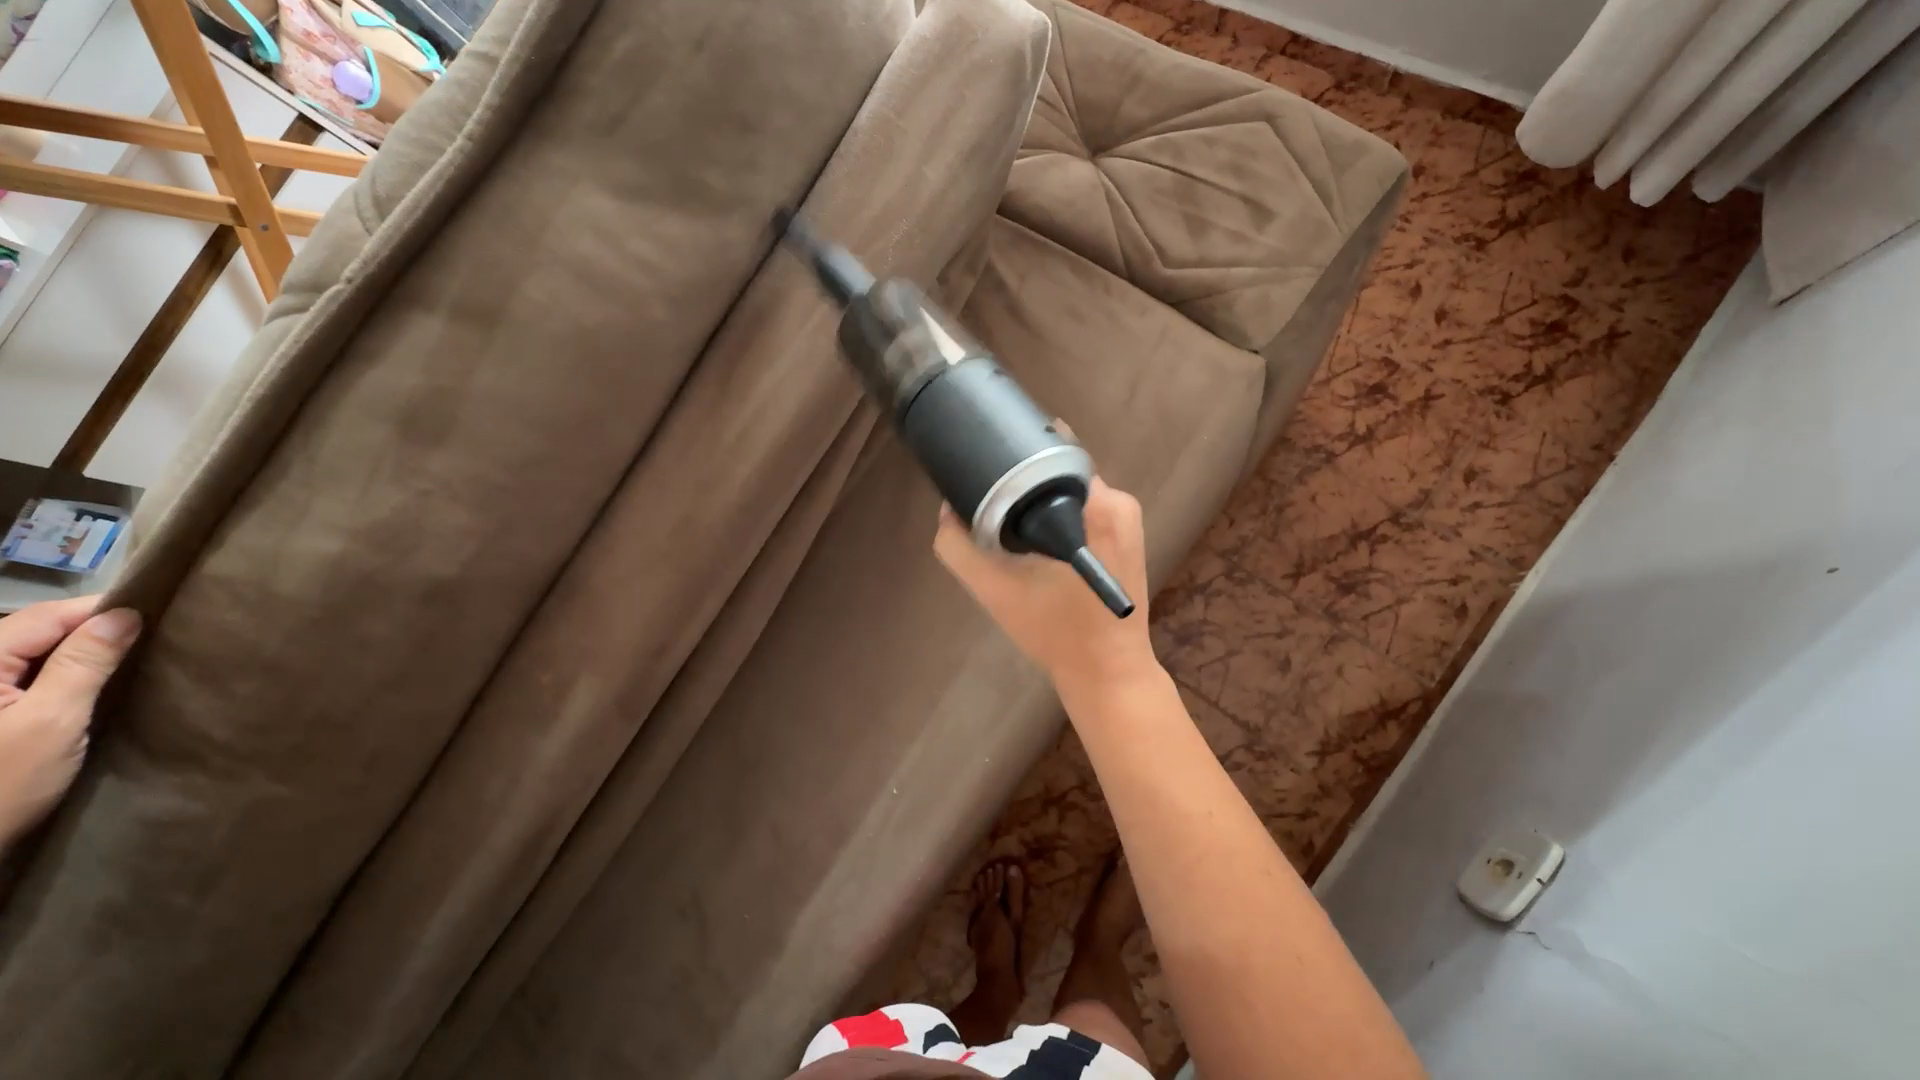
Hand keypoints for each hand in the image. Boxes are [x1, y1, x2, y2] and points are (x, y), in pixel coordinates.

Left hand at [0, 596, 141, 848]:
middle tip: (152, 637)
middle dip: (92, 629)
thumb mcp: (53, 721)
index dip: (99, 610)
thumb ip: (85, 663)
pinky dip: (62, 673)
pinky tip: (92, 682)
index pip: (45, 617)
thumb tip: (125, 615)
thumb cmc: (4, 784)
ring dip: (79, 652)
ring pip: (32, 651)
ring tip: (130, 656)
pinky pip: (25, 675)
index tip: (156, 613)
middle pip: (36, 630)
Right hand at [934, 477, 1158, 699]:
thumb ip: (959, 546)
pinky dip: (1061, 519)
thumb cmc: (1054, 629)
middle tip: (991, 500)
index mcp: (1097, 503)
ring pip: (1072, 493)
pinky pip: (1086, 513)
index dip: (1014, 456)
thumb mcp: (994, 588)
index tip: (986, 465)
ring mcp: (1129, 522)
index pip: (1049, 453)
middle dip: (1026, 482)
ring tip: (1010, 521)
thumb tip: (947, 508)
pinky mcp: (1128, 541)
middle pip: (1060, 471)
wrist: (1106, 672)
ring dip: (1043, 502)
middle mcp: (1119, 502)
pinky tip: (1037, 541)